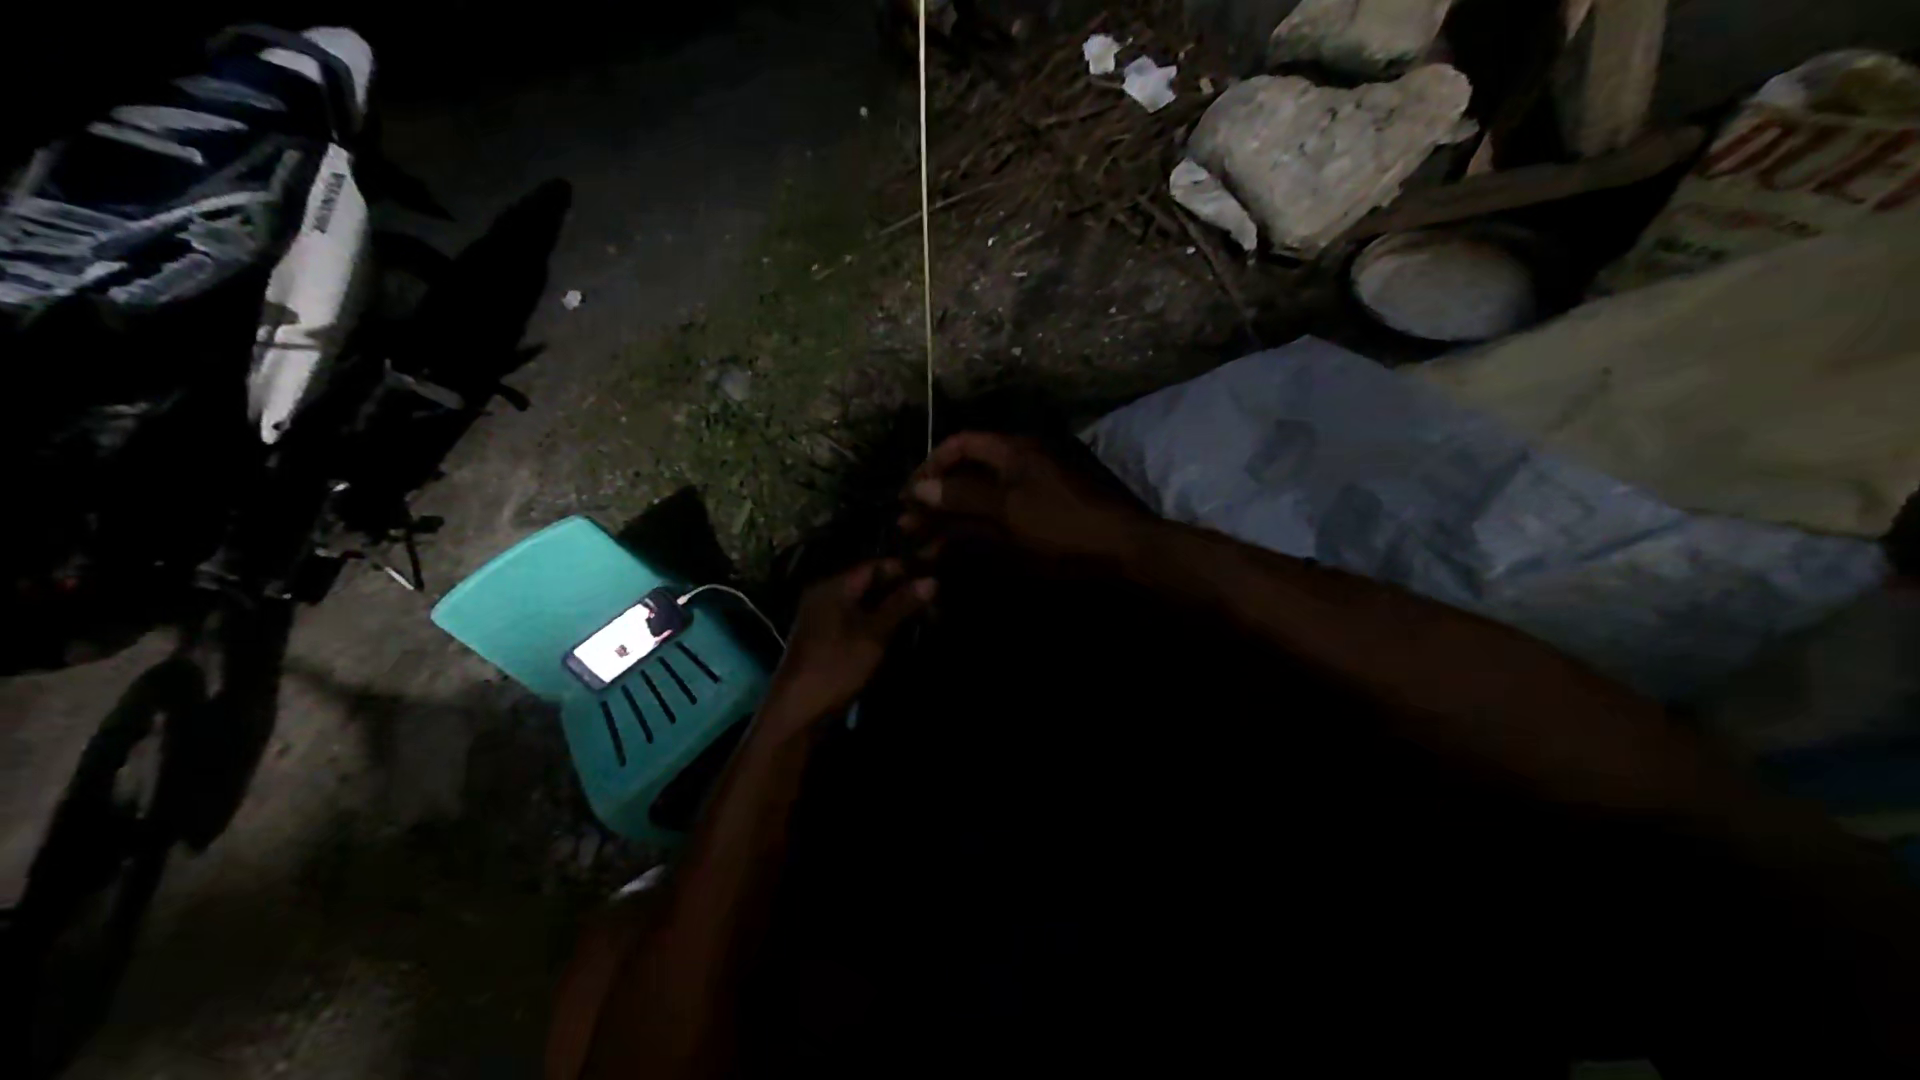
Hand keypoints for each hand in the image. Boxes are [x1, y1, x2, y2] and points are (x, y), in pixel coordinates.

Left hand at [760, 559, 934, 734]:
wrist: (797, 711)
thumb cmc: (835, 666)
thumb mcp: (873, 634)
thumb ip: (901, 604)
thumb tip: (931, 580)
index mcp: (832, 587)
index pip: (875, 566)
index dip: (905, 569)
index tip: (934, 578)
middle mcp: (826, 595)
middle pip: (870, 584)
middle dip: (901, 591)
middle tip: (933, 602)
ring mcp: (824, 618)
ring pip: (866, 604)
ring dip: (893, 609)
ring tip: (924, 617)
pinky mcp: (827, 639)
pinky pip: (858, 620)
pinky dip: (879, 623)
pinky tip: (900, 633)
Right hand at [900, 432, 1151, 564]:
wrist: (1118, 551)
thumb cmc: (1062, 523)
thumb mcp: (1008, 508)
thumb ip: (962, 495)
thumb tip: (919, 487)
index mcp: (1013, 452)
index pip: (961, 444)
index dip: (931, 464)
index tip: (909, 493)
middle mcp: (1016, 467)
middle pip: (965, 475)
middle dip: (934, 499)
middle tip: (905, 525)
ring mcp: (1025, 496)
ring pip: (976, 503)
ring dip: (947, 520)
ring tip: (918, 543)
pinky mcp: (1033, 521)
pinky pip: (992, 522)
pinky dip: (970, 534)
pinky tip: (949, 553)